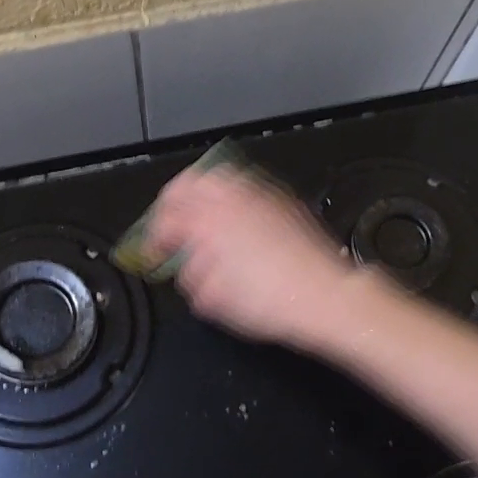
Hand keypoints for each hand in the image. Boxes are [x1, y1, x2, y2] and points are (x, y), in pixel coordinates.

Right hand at [144, 166, 361, 347]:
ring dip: (200, 196)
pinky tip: (232, 221)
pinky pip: (244, 187)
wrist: (325, 296)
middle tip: (169, 226)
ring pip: (215, 178)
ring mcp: (258, 195)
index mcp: (207, 222)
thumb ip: (189, 276)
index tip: (154, 251)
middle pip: (186, 184)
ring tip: (197, 218)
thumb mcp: (213, 300)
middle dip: (172, 205)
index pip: (164, 219)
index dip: (152, 238)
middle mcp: (230, 200)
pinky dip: (229, 198)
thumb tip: (186, 267)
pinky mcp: (280, 200)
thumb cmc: (274, 300)